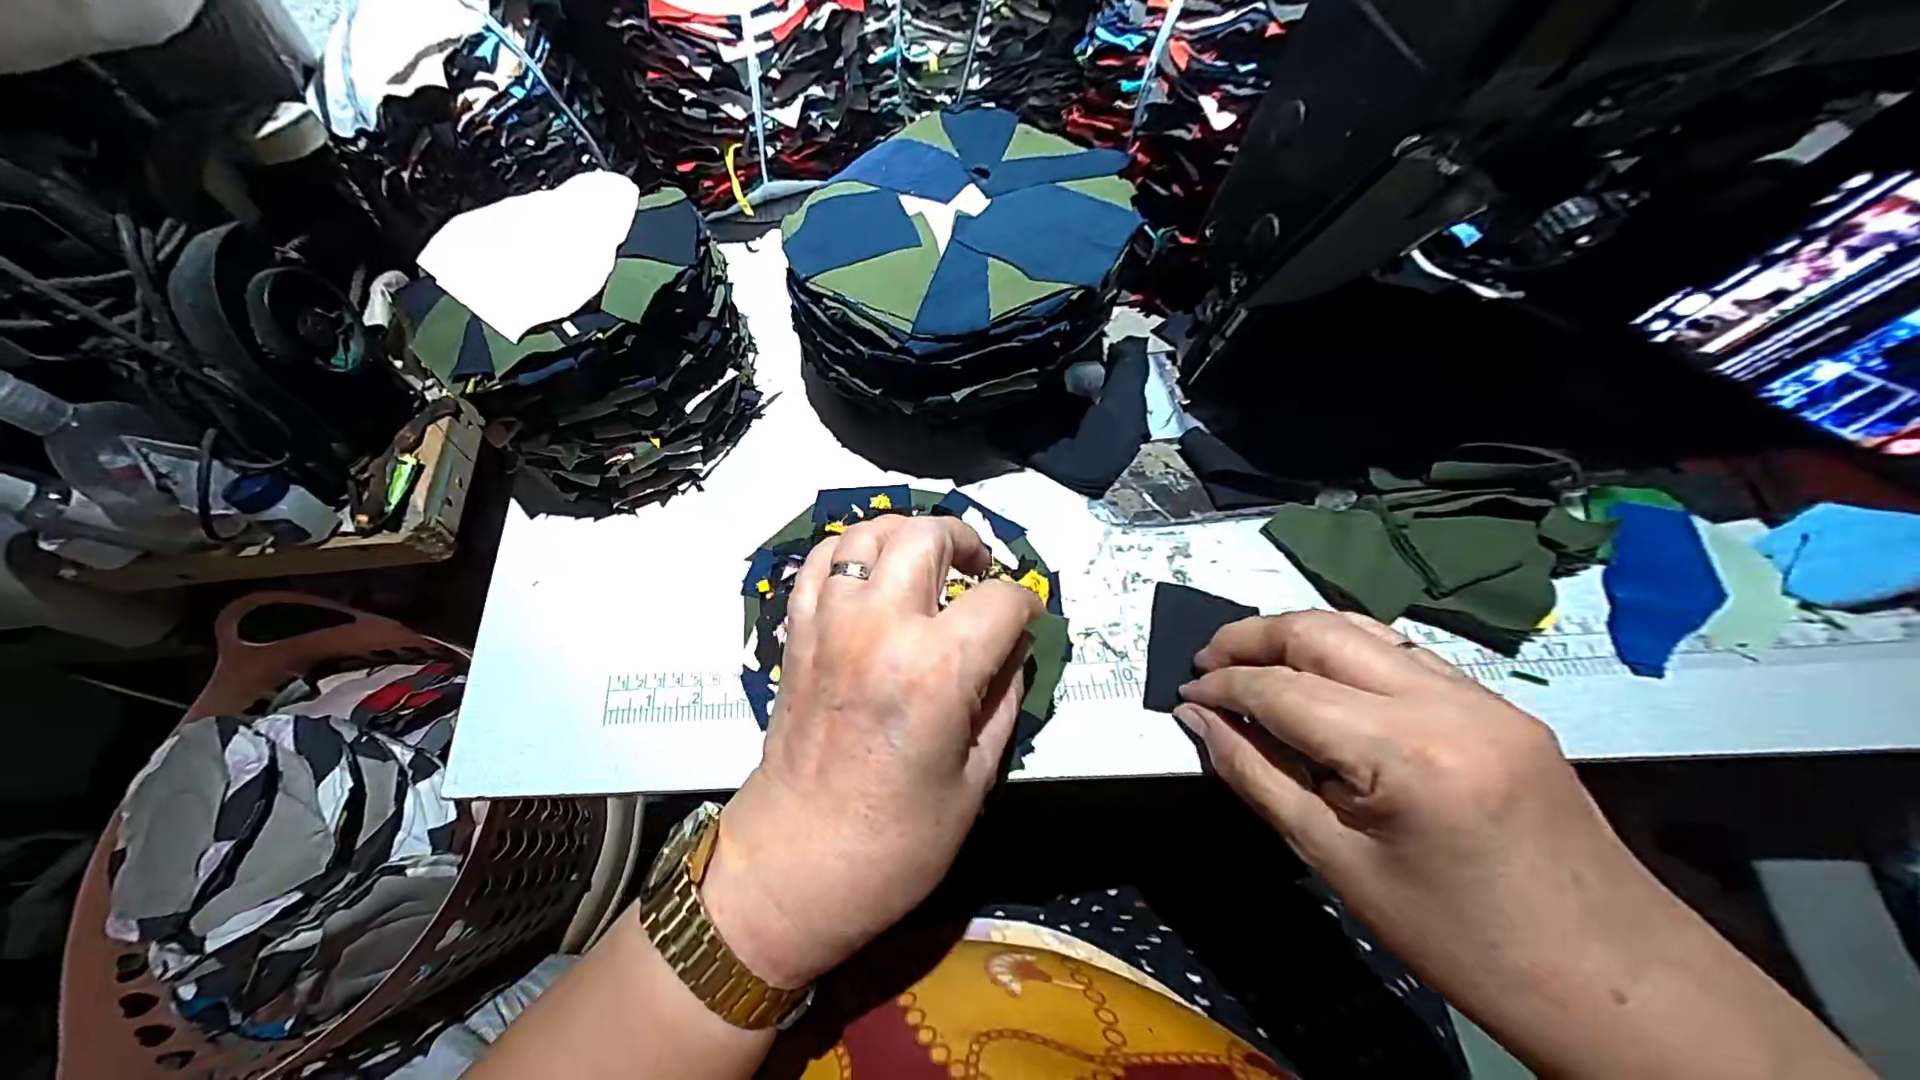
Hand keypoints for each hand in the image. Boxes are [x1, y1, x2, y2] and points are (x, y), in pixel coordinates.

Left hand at [700, 515, 1040, 988]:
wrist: (794, 864)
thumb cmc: (896, 840)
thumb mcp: (976, 776)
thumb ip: (1003, 696)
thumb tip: (1013, 646)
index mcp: (935, 669)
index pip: (1000, 601)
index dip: (1026, 606)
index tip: (1027, 620)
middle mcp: (879, 628)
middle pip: (927, 537)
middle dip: (966, 542)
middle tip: (979, 570)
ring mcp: (830, 624)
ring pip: (868, 534)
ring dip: (906, 536)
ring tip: (926, 561)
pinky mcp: (798, 634)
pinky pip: (820, 563)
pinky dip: (851, 552)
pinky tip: (872, 574)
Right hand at [1173, 611, 1873, 1079]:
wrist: (1619, 985)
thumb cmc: (1460, 941)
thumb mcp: (1337, 862)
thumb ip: (1257, 777)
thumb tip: (1200, 722)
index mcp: (1407, 752)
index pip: (1284, 690)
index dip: (1223, 688)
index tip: (1185, 696)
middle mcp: (1447, 703)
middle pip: (1321, 632)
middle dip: (1250, 638)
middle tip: (1206, 663)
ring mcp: (1482, 696)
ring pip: (1362, 628)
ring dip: (1295, 636)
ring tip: (1249, 661)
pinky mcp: (1500, 704)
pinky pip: (1401, 653)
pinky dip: (1343, 652)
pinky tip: (1316, 677)